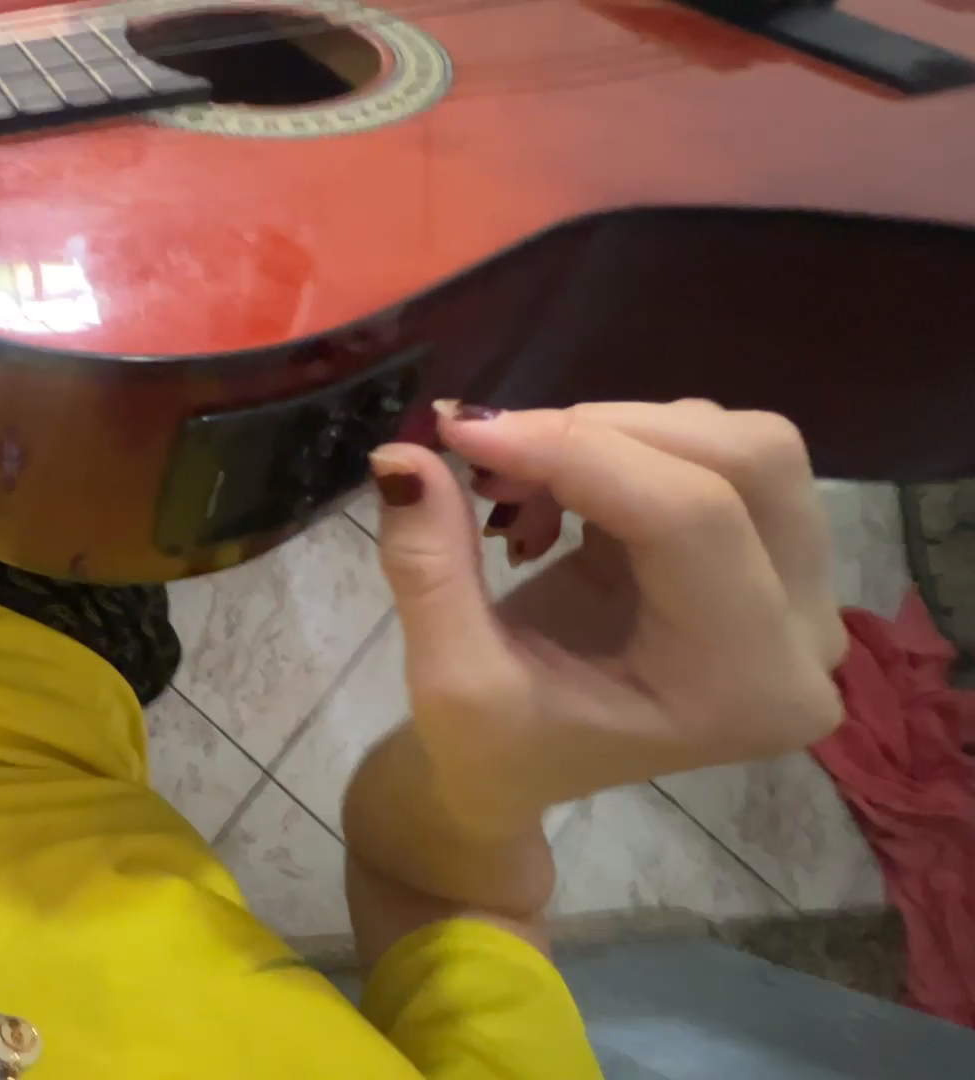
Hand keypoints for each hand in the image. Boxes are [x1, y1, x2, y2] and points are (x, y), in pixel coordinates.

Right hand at [369, 400, 847, 837]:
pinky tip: (540, 498)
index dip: (571, 452)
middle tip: (483, 453)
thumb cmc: (483, 747)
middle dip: (596, 433)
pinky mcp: (748, 558)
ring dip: (600, 438)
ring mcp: (790, 591)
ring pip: (733, 445)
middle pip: (744, 460)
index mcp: (738, 684)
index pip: (689, 516)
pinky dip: (605, 453)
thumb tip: (400, 455)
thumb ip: (427, 564)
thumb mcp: (444, 673)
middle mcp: (801, 633)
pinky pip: (702, 458)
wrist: (513, 771)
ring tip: (504, 487)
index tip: (457, 430)